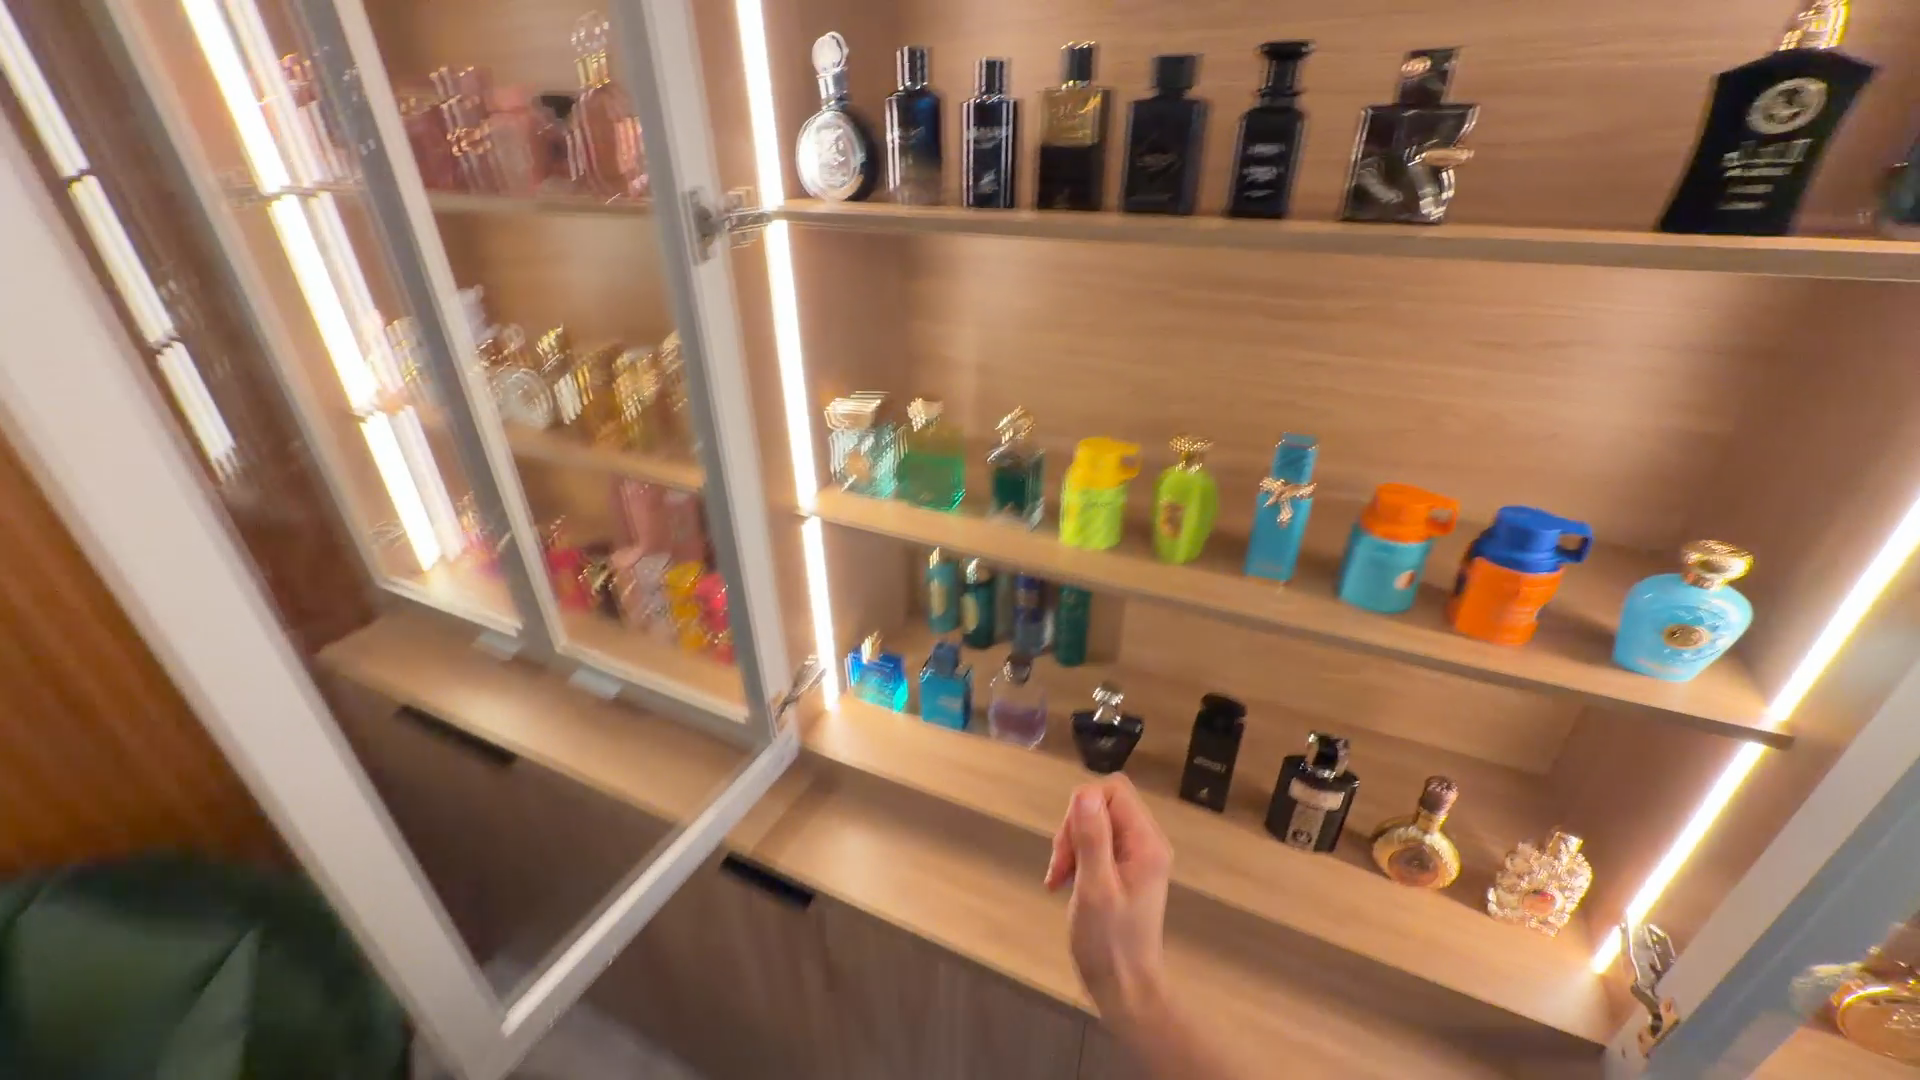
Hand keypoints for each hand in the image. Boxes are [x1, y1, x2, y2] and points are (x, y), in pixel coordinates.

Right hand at [1045, 775, 1172, 1023]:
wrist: (1125, 990)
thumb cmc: (1109, 943)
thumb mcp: (1095, 888)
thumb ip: (1092, 838)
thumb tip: (1084, 792)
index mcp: (1146, 842)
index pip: (1113, 790)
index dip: (1083, 807)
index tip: (1069, 844)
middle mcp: (1145, 842)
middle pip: (1102, 804)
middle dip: (1073, 828)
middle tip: (1061, 866)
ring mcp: (1136, 856)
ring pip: (1094, 823)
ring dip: (1071, 845)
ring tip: (1059, 878)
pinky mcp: (1124, 870)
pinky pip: (1095, 843)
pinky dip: (1075, 857)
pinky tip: (1063, 883)